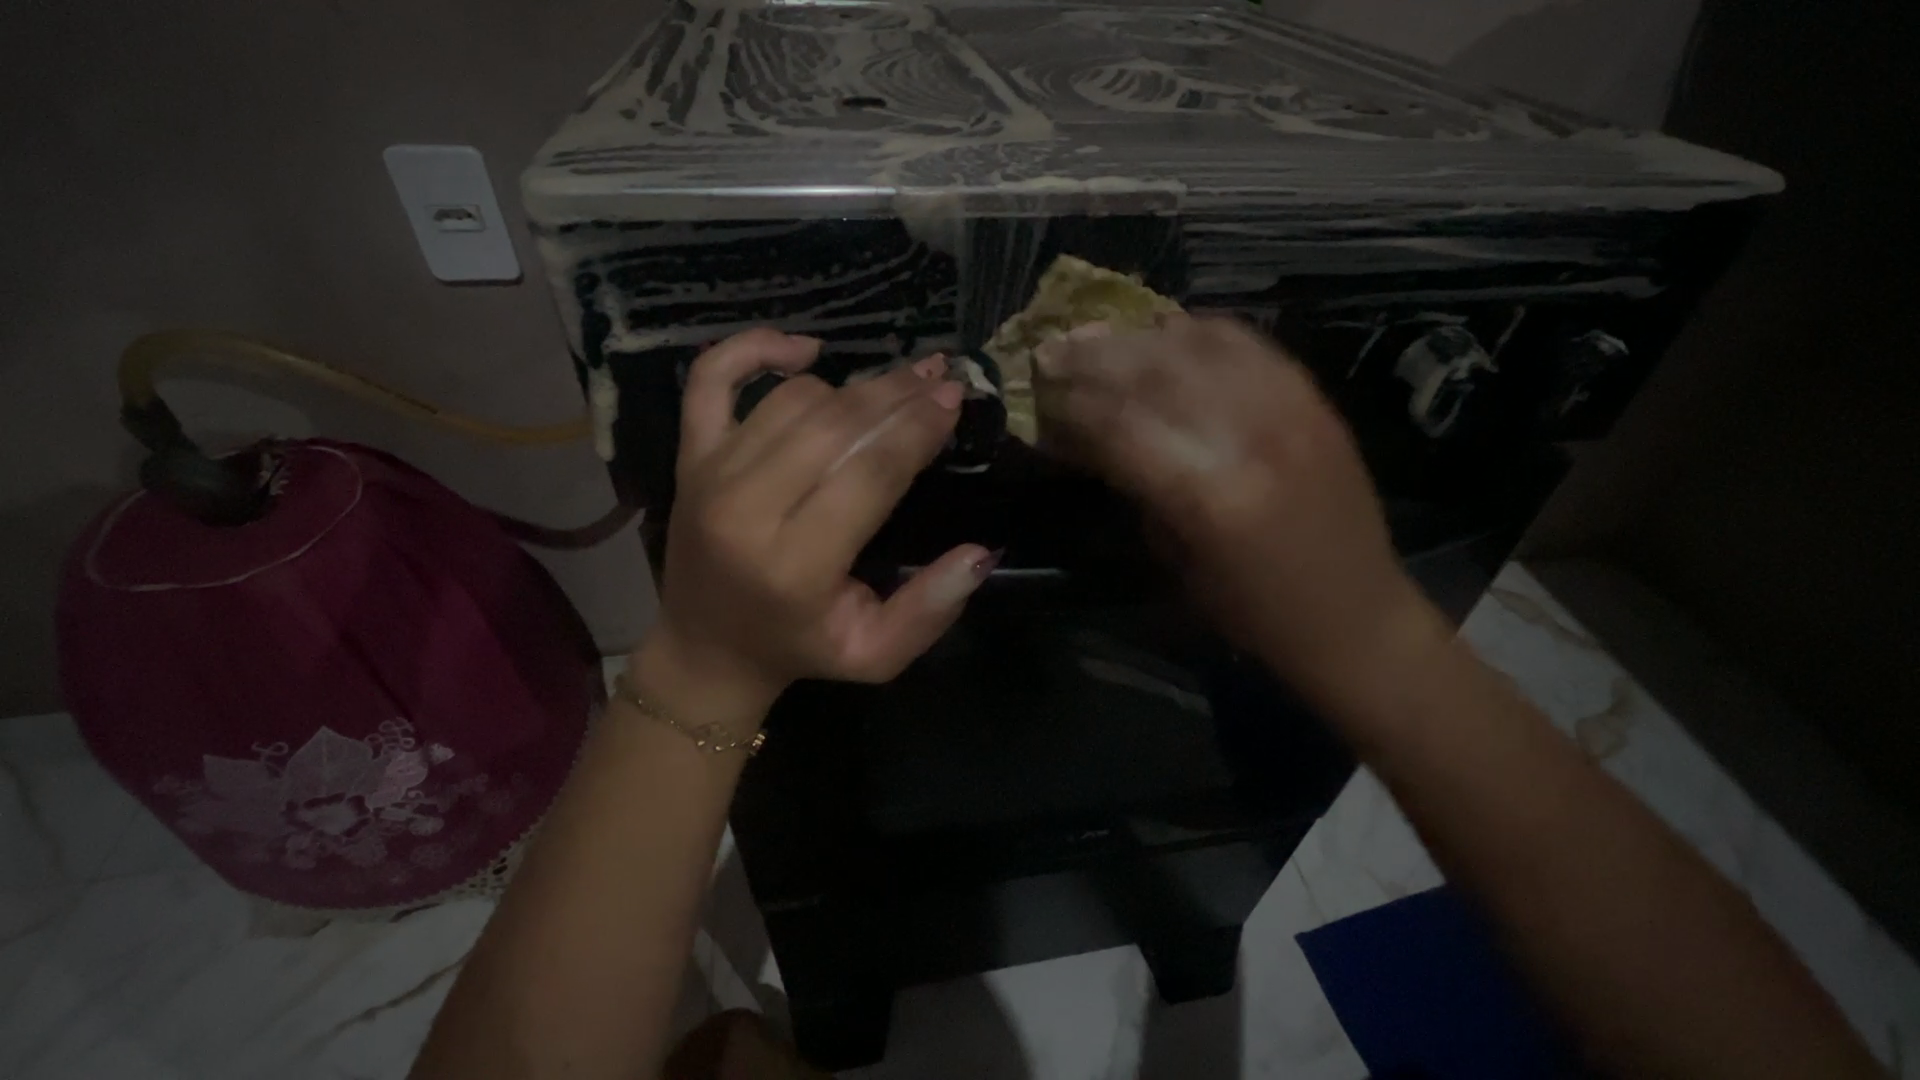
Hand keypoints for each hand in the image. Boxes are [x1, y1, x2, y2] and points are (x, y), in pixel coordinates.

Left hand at [647, 329, 996, 708]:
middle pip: (834, 426)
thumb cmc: (799, 648)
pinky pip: (712, 381)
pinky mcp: (689, 459)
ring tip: (897, 384)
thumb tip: (981, 553)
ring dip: (852, 385)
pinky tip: (805, 349)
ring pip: (793, 401)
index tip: (953, 400)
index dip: (917, 429)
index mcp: (795, 565)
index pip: (868, 473)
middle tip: (941, 376)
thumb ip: (929, 610)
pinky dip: (752, 349)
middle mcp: (745, 510)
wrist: (707, 648)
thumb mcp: (875, 655)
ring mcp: (710, 476)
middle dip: (896, 395)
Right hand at [1039, 316, 1442, 703]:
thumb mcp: (1175, 560)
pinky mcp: (1312, 398)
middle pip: (1151, 373)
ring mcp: (1286, 408)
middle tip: (1049, 352)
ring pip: (1194, 346)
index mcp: (1206, 495)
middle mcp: (1247, 437)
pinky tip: (1162, 333)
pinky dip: (1195, 331)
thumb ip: (1132, 486)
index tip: (1034, 397)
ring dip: (1134, 338)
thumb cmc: (1253, 612)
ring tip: (1094, 336)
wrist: (1357, 617)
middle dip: (1089, 359)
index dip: (1067, 407)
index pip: (1117, 425)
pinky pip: (1245, 342)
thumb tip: (1084, 436)